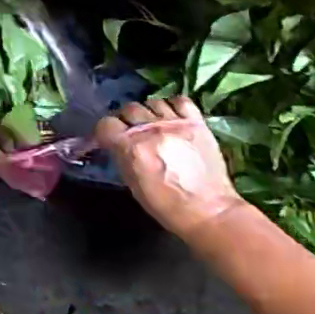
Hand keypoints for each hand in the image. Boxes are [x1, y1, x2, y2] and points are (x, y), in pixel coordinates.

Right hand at [94, 96, 249, 239]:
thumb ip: (121, 154)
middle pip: (129, 109)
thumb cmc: (164, 203)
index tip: (110, 138)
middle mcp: (150, 130)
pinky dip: (173, 106)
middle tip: (133, 132)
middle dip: (127, 120)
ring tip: (154, 124)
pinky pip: (181, 101)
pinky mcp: (197, 124)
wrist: (208, 212)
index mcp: (130, 146)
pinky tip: (172, 117)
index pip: (106, 123)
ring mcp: (175, 124)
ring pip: (152, 102)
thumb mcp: (130, 180)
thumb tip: (116, 142)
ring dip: (149, 112)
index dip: (106, 131)